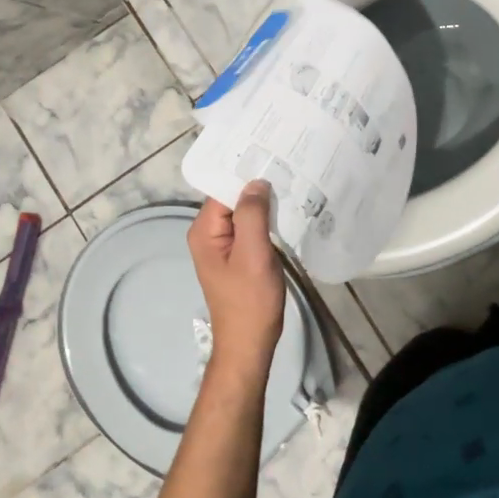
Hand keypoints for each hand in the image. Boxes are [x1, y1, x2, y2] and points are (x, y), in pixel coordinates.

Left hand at [186, 181, 285, 376]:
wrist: (250, 342)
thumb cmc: (250, 299)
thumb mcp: (253, 254)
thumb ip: (252, 215)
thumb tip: (256, 182)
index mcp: (205, 231)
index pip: (223, 189)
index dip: (245, 172)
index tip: (273, 155)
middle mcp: (210, 234)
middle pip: (233, 198)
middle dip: (258, 184)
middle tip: (289, 164)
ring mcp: (225, 246)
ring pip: (245, 212)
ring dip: (266, 202)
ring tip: (293, 181)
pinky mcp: (240, 255)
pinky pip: (252, 227)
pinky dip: (268, 219)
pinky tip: (288, 210)